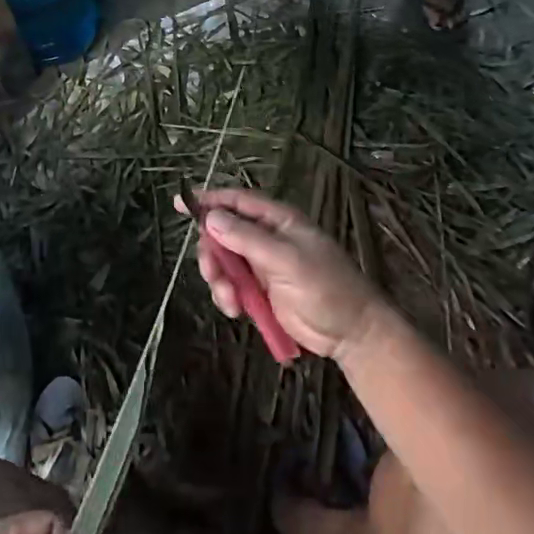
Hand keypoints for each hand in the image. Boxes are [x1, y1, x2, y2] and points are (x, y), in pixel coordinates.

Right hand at [178, 188, 387, 358]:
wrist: (351, 333)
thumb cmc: (327, 287)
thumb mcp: (287, 260)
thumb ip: (247, 238)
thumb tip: (211, 217)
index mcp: (278, 221)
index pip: (237, 201)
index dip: (209, 200)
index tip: (181, 204)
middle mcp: (267, 238)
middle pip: (223, 234)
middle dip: (212, 252)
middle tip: (212, 272)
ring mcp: (262, 266)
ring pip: (223, 262)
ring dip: (219, 279)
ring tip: (230, 300)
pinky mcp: (260, 291)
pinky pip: (231, 286)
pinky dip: (227, 297)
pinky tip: (236, 310)